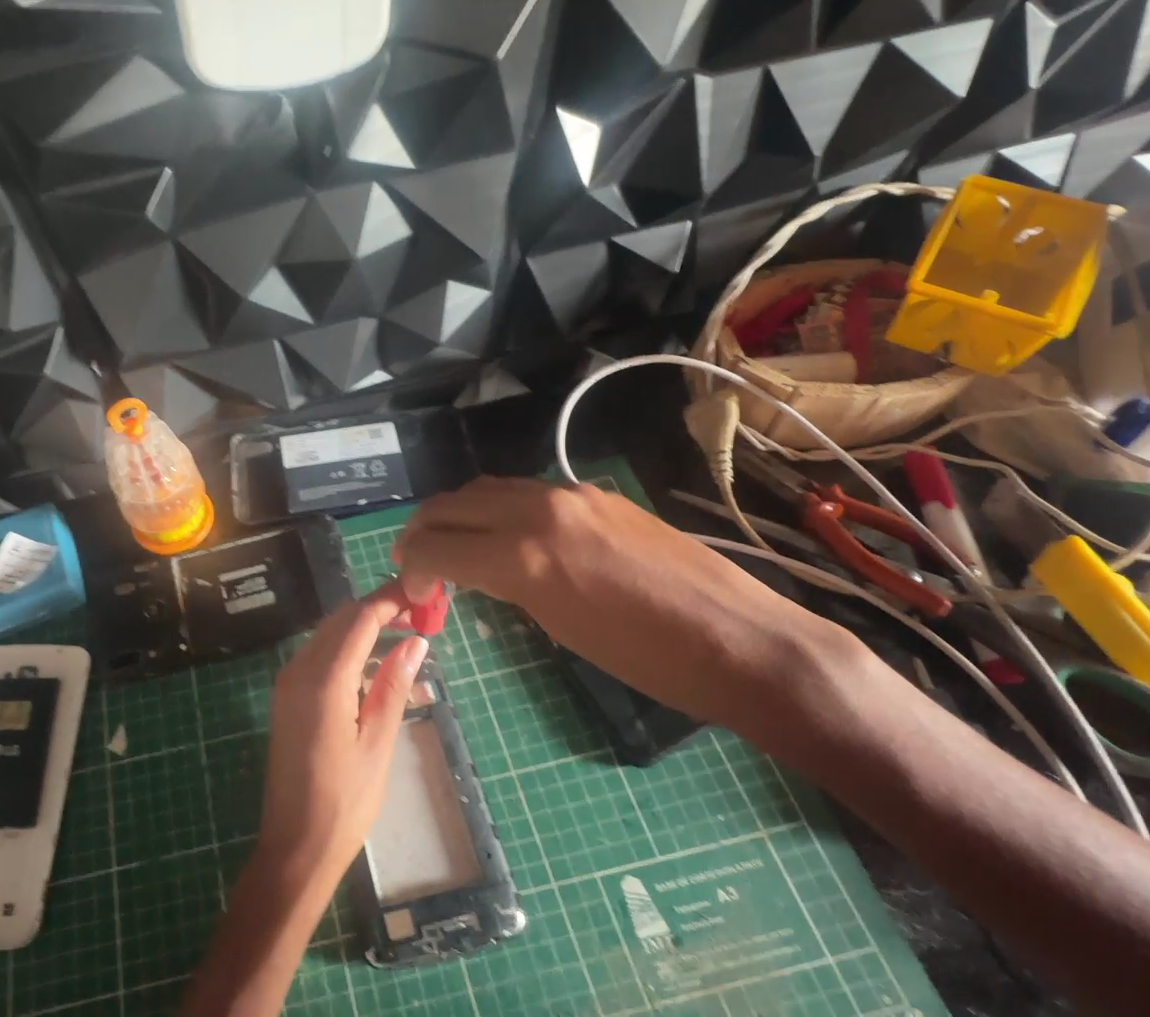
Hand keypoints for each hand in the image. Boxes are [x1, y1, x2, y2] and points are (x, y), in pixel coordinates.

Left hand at [256, 583, 428, 879]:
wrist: (295, 846)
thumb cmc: (345, 802)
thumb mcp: (379, 744)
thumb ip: (393, 686)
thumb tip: (414, 641)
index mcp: (323, 680)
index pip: (359, 619)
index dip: (390, 599)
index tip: (421, 592)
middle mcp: (298, 671)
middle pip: (340, 621)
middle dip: (377, 609)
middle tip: (419, 613)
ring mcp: (287, 685)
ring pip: (327, 635)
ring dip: (361, 627)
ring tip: (404, 633)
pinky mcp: (286, 699)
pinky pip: (317, 657)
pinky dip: (346, 649)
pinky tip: (373, 662)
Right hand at [392, 477, 865, 737]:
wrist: (742, 640)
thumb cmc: (649, 662)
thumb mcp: (559, 629)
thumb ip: (509, 587)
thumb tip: (481, 573)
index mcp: (523, 554)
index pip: (437, 543)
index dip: (410, 565)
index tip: (408, 587)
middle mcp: (540, 510)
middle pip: (452, 503)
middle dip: (423, 531)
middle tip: (415, 561)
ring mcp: (574, 495)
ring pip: (490, 488)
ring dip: (460, 513)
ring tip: (455, 545)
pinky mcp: (600, 495)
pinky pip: (529, 492)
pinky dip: (502, 509)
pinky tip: (511, 538)